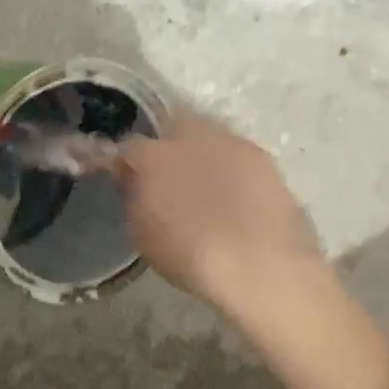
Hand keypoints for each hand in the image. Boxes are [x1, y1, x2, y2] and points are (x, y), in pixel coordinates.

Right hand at [106, 113, 323, 305]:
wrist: (258, 265)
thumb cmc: (188, 255)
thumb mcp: (141, 234)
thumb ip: (132, 197)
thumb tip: (129, 177)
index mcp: (154, 156)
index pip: (129, 147)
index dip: (125, 161)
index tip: (124, 175)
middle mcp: (192, 137)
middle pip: (172, 124)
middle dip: (167, 141)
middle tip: (167, 171)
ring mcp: (231, 143)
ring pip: (208, 134)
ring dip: (202, 151)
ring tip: (204, 181)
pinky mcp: (263, 158)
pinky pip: (236, 154)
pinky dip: (230, 166)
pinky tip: (234, 191)